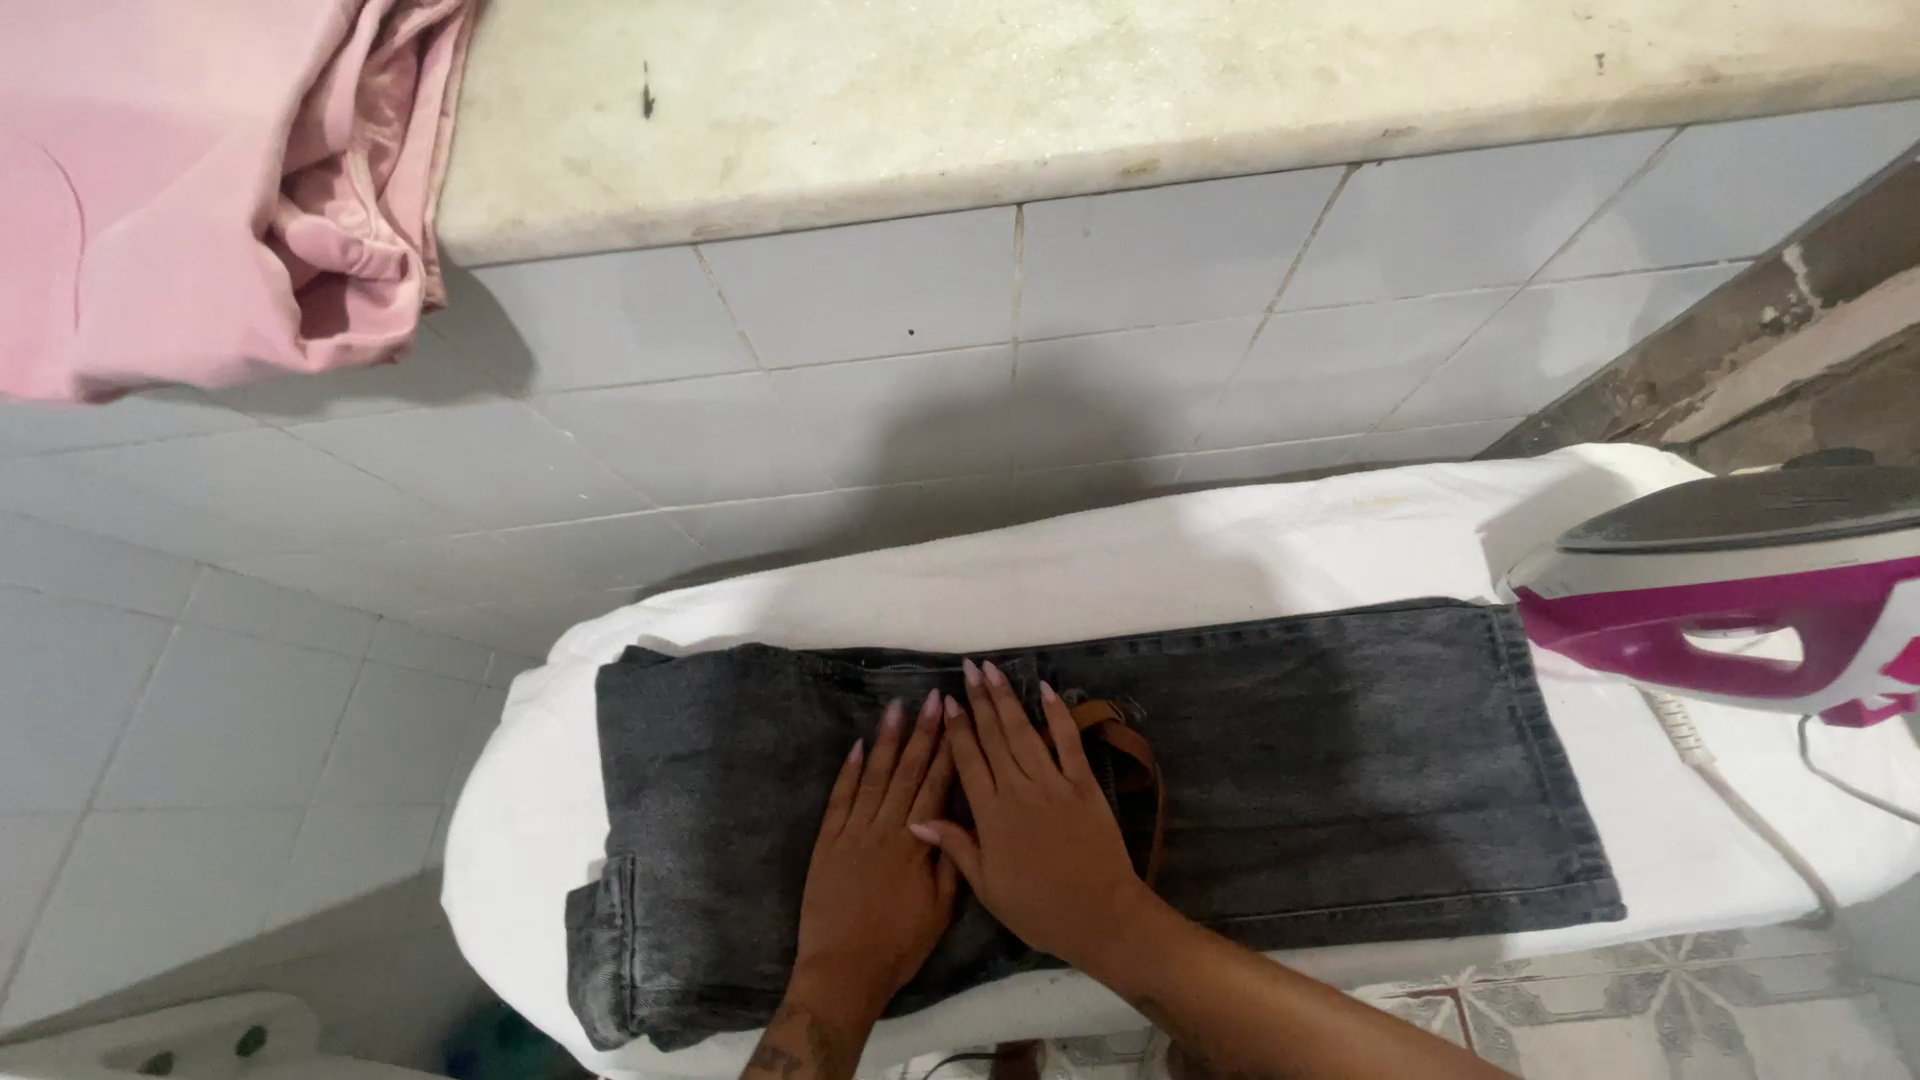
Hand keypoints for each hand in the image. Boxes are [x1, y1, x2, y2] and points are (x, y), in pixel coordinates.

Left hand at [793, 691, 958, 1017]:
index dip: (946, 750)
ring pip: (874, 776)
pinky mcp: (826, 841)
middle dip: (922, 732)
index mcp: (916, 843)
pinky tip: (858, 745)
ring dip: (886, 740)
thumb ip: (951, 862)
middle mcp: (885, 828)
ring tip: (896, 707)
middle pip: (907, 772)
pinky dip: (849, 771)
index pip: (936, 786)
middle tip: (931, 698)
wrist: (842, 971)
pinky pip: (840, 798)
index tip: (954, 719)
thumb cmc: (898, 945)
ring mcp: (853, 831)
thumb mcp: (940, 912)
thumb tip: (958, 818)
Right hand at [909, 660, 1157, 972]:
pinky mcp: (1084, 784)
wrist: (1100, 915)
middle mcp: (1018, 789)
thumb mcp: (988, 887)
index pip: (968, 760)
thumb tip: (917, 819)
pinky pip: (1068, 742)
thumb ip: (956, 846)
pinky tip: (1046, 690)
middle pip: (993, 737)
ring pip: (1024, 732)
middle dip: (979, 699)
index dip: (957, 728)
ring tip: (993, 670)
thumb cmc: (1039, 908)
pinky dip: (1058, 714)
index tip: (949, 700)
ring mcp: (1053, 783)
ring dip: (1007, 699)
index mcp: (991, 815)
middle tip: (969, 668)